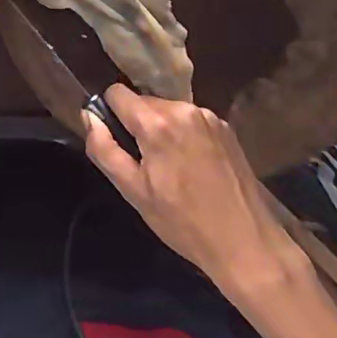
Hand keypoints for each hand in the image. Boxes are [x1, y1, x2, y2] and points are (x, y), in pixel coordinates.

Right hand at [83, 85, 307, 303]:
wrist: (248, 244)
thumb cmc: (183, 222)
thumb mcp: (133, 191)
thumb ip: (103, 148)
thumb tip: (89, 116)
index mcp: (156, 123)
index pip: (117, 93)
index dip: (110, 114)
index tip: (118, 142)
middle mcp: (183, 109)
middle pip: (143, 101)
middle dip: (137, 125)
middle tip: (145, 164)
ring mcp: (208, 117)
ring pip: (166, 110)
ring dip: (160, 129)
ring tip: (171, 167)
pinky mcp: (226, 128)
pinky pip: (189, 120)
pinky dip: (183, 134)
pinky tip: (193, 166)